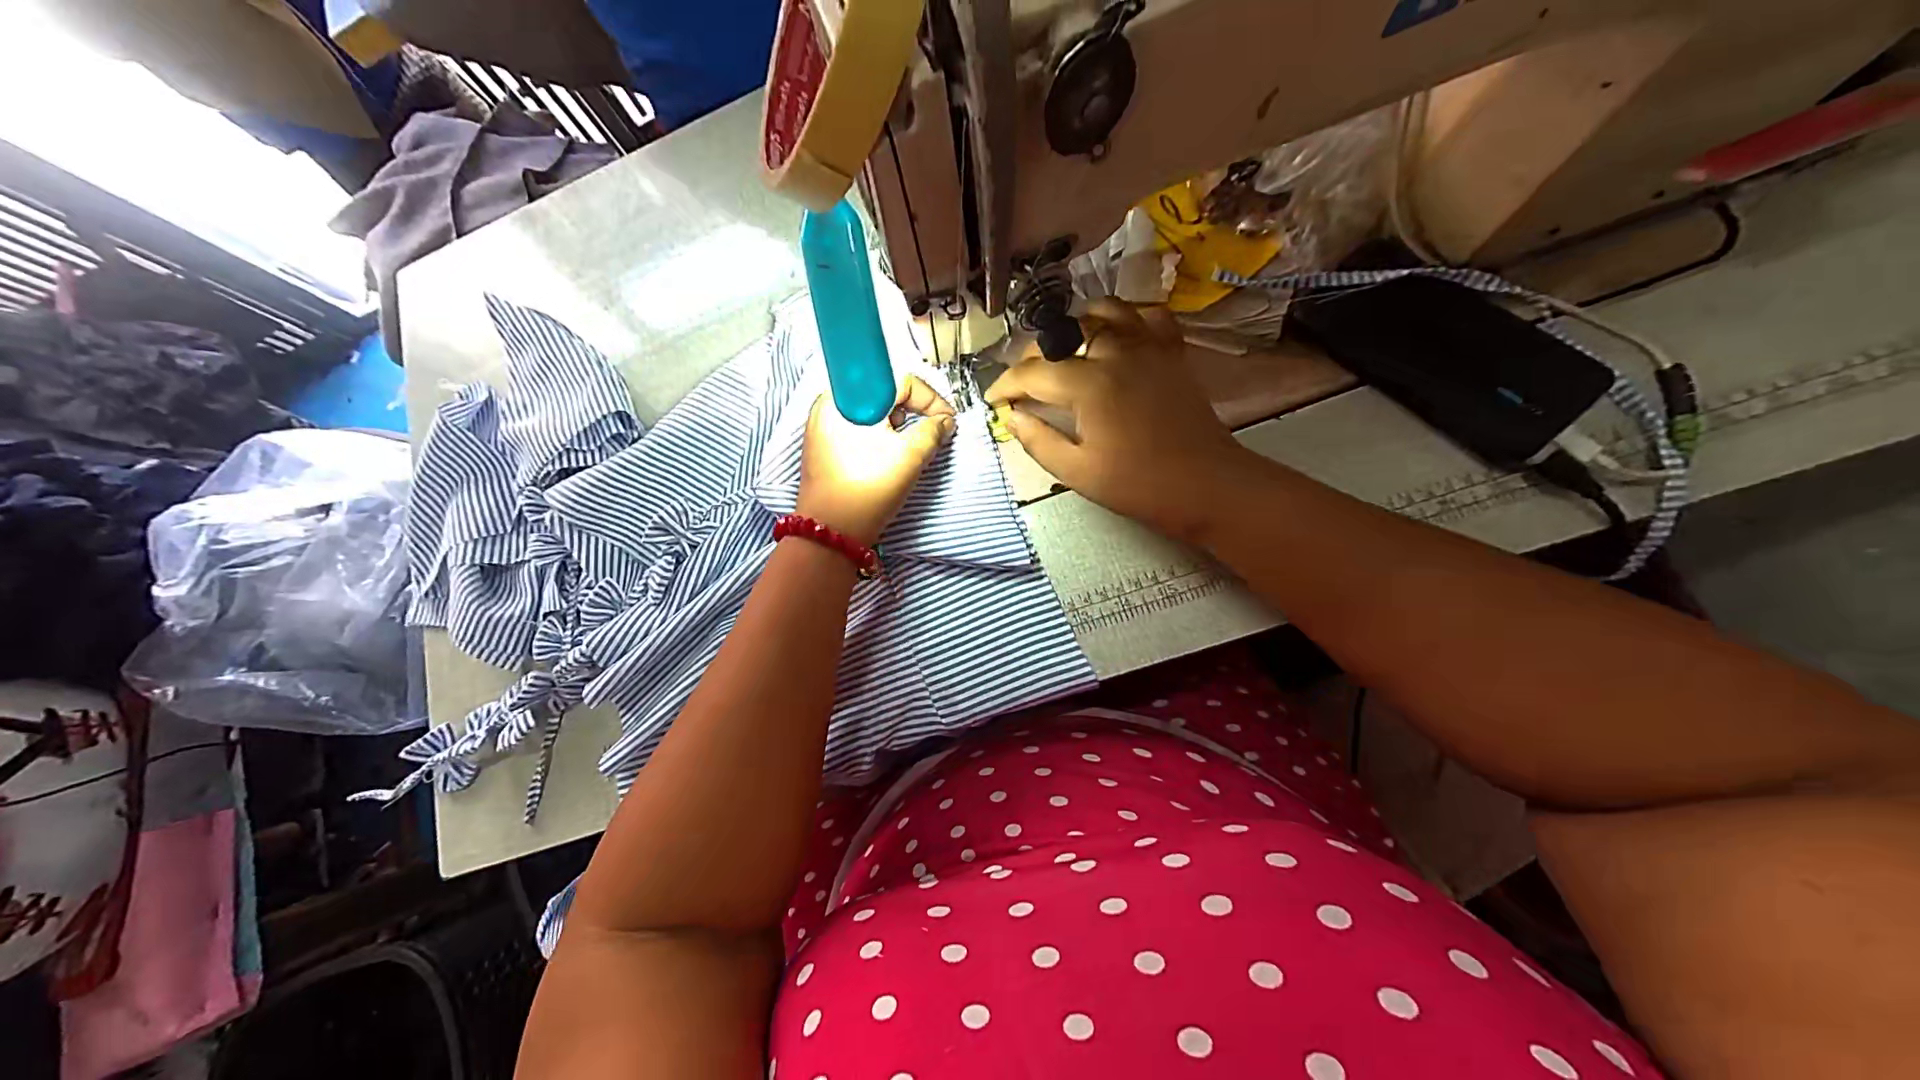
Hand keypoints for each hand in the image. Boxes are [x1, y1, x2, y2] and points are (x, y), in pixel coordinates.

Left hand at [797, 375, 955, 545]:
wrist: (831, 531)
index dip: (929, 398)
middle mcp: (830, 403)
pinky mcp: (820, 443)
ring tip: (908, 448)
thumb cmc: (869, 491)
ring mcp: (821, 423)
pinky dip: (877, 433)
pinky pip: (855, 425)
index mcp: (850, 398)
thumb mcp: (911, 457)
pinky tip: (886, 456)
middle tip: (930, 433)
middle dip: (912, 410)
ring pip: (870, 409)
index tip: (946, 420)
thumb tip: (944, 421)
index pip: (899, 380)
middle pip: (883, 391)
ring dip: (895, 423)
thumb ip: (933, 431)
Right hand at [985, 299, 1254, 542]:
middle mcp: (1115, 352)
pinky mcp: (1171, 351)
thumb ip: (1038, 440)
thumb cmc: (1139, 485)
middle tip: (1025, 386)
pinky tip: (1116, 335)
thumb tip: (1012, 416)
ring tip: (1065, 352)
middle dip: (1033, 357)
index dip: (1005, 385)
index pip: (1032, 372)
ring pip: (1102, 312)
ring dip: (1076, 327)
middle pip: (1061, 334)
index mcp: (1088, 384)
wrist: (1207, 484)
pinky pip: (1146, 315)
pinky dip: (1126, 317)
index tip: (993, 400)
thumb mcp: (1077, 472)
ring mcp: (1147, 346)